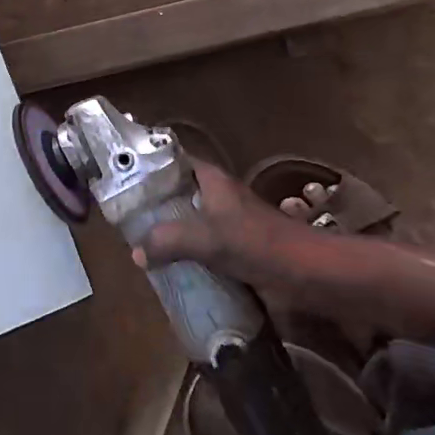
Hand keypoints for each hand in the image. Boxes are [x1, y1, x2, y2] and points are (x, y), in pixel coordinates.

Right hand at [131, 160, 304, 289]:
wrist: (311, 274)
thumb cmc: (260, 244)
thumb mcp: (209, 239)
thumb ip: (170, 241)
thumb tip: (135, 251)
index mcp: (211, 180)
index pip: (173, 159)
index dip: (149, 163)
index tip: (123, 176)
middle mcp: (217, 194)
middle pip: (178, 190)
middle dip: (154, 202)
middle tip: (125, 216)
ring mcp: (228, 221)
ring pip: (189, 218)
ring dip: (169, 229)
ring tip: (140, 241)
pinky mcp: (236, 245)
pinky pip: (202, 242)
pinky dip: (186, 250)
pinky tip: (169, 265)